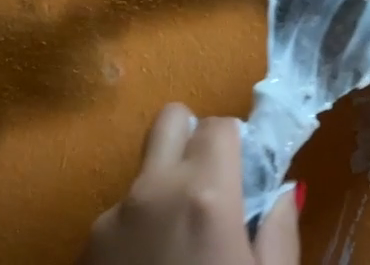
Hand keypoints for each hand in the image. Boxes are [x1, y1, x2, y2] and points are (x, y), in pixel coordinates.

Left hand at [79, 103, 299, 264]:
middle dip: (192, 136)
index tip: (246, 174)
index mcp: (205, 194)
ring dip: (164, 188)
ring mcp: (112, 217)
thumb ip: (280, 231)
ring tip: (181, 249)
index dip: (238, 144)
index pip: (221, 126)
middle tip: (212, 184)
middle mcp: (154, 189)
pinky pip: (119, 216)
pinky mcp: (85, 248)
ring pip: (143, 172)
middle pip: (170, 119)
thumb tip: (284, 193)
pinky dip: (139, 228)